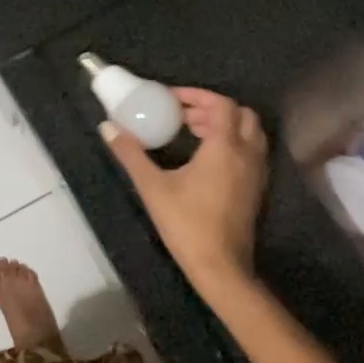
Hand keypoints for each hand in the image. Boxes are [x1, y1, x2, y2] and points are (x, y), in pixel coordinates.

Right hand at [101, 88, 268, 291]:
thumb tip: (108, 127)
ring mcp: (256, 172)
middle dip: (212, 108)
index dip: (196, 95)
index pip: (221, 104)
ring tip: (193, 133)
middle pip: (241, 114)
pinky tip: (207, 158)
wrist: (220, 267)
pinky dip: (233, 142)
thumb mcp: (152, 186)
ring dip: (225, 125)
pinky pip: (252, 151)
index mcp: (224, 147)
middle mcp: (246, 154)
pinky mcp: (256, 189)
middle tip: (182, 116)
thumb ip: (131, 154)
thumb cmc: (186, 223)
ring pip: (250, 133)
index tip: (171, 99)